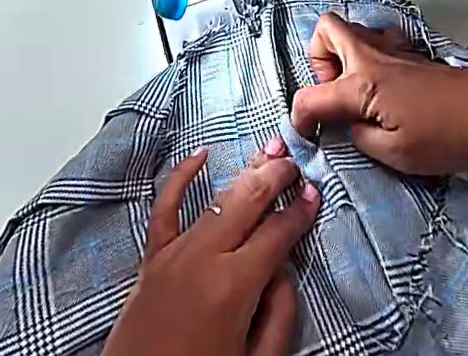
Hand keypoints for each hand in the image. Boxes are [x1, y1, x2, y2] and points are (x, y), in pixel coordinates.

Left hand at [103, 137, 318, 355]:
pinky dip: (181, 176)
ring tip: (267, 150)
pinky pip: (166, 206)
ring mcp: (174, 251)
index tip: (314, 192)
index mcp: (234, 286)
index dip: (299, 212)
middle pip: (247, 202)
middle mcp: (204, 257)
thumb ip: (278, 317)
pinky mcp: (152, 255)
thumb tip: (284, 271)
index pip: (276, 236)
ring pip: (216, 198)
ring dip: (244, 172)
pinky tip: (200, 154)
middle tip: (294, 161)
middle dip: (274, 177)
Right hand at [289, 13, 467, 174]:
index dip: (300, 117)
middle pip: (325, 30)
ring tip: (356, 89)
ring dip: (343, 55)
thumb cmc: (449, 135)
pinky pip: (375, 44)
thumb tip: (351, 128)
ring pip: (351, 32)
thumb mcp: (397, 155)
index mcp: (360, 84)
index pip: (311, 95)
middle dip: (318, 58)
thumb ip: (361, 140)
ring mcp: (391, 51)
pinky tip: (385, 89)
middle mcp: (370, 58)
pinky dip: (369, 60)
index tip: (306, 132)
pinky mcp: (409, 55)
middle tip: (333, 90)